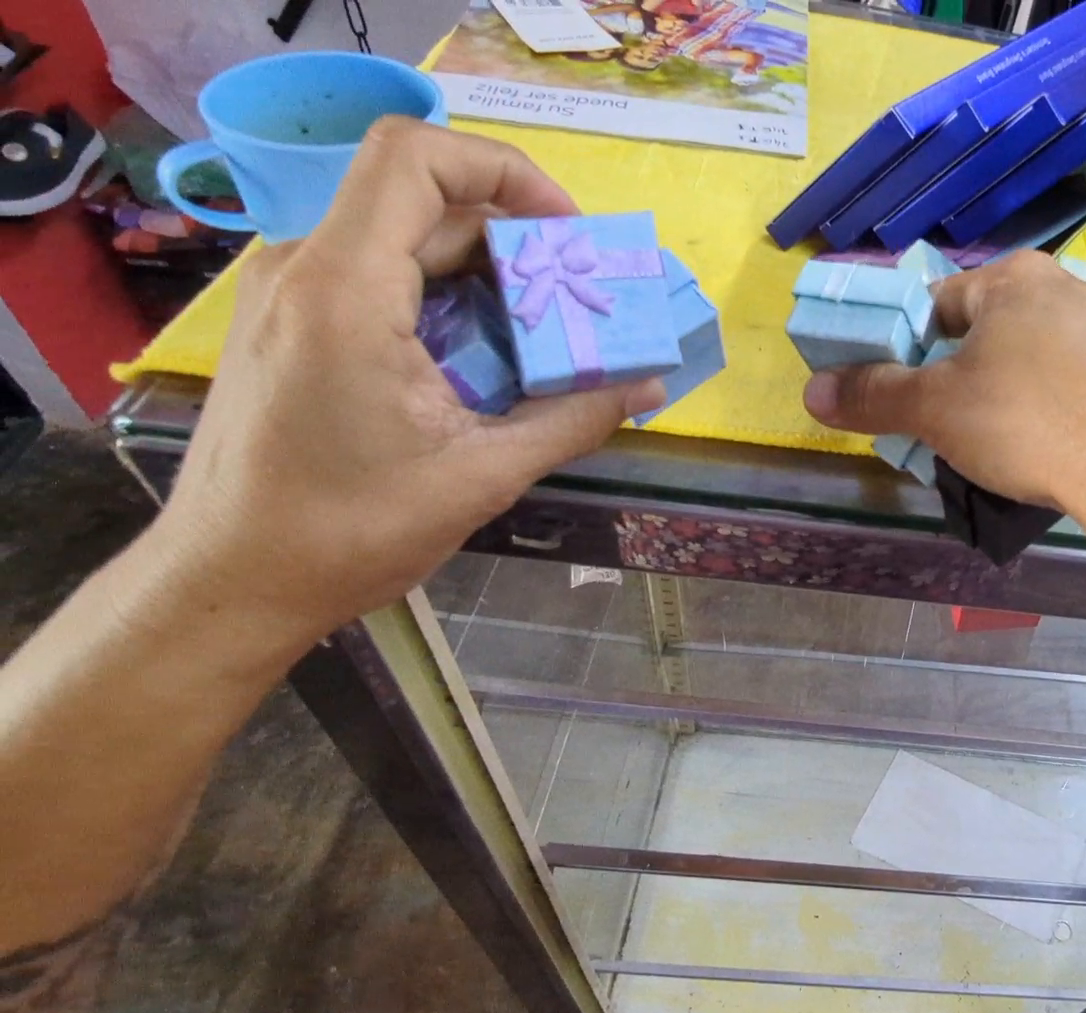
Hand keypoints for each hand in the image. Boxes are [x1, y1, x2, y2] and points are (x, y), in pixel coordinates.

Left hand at [156, 119, 663, 636]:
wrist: (234, 579)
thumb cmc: (351, 530)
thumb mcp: (484, 475)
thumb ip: (574, 418)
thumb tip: (649, 385)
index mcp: (346, 291)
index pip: (417, 159)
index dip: (506, 169)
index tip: (570, 232)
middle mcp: (308, 270)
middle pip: (427, 202)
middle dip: (520, 236)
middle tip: (584, 295)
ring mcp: (295, 295)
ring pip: (408, 239)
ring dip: (492, 272)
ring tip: (550, 333)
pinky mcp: (299, 325)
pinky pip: (388, 278)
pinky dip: (455, 298)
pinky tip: (494, 360)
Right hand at [801, 252, 1085, 513]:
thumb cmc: (1027, 421)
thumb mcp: (936, 410)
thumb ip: (873, 396)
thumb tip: (812, 391)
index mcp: (1013, 280)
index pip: (938, 302)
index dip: (911, 347)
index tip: (907, 393)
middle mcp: (1070, 289)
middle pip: (994, 330)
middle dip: (966, 375)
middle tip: (953, 427)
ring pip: (1043, 359)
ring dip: (1017, 394)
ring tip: (1010, 447)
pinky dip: (1065, 411)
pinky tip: (1063, 450)